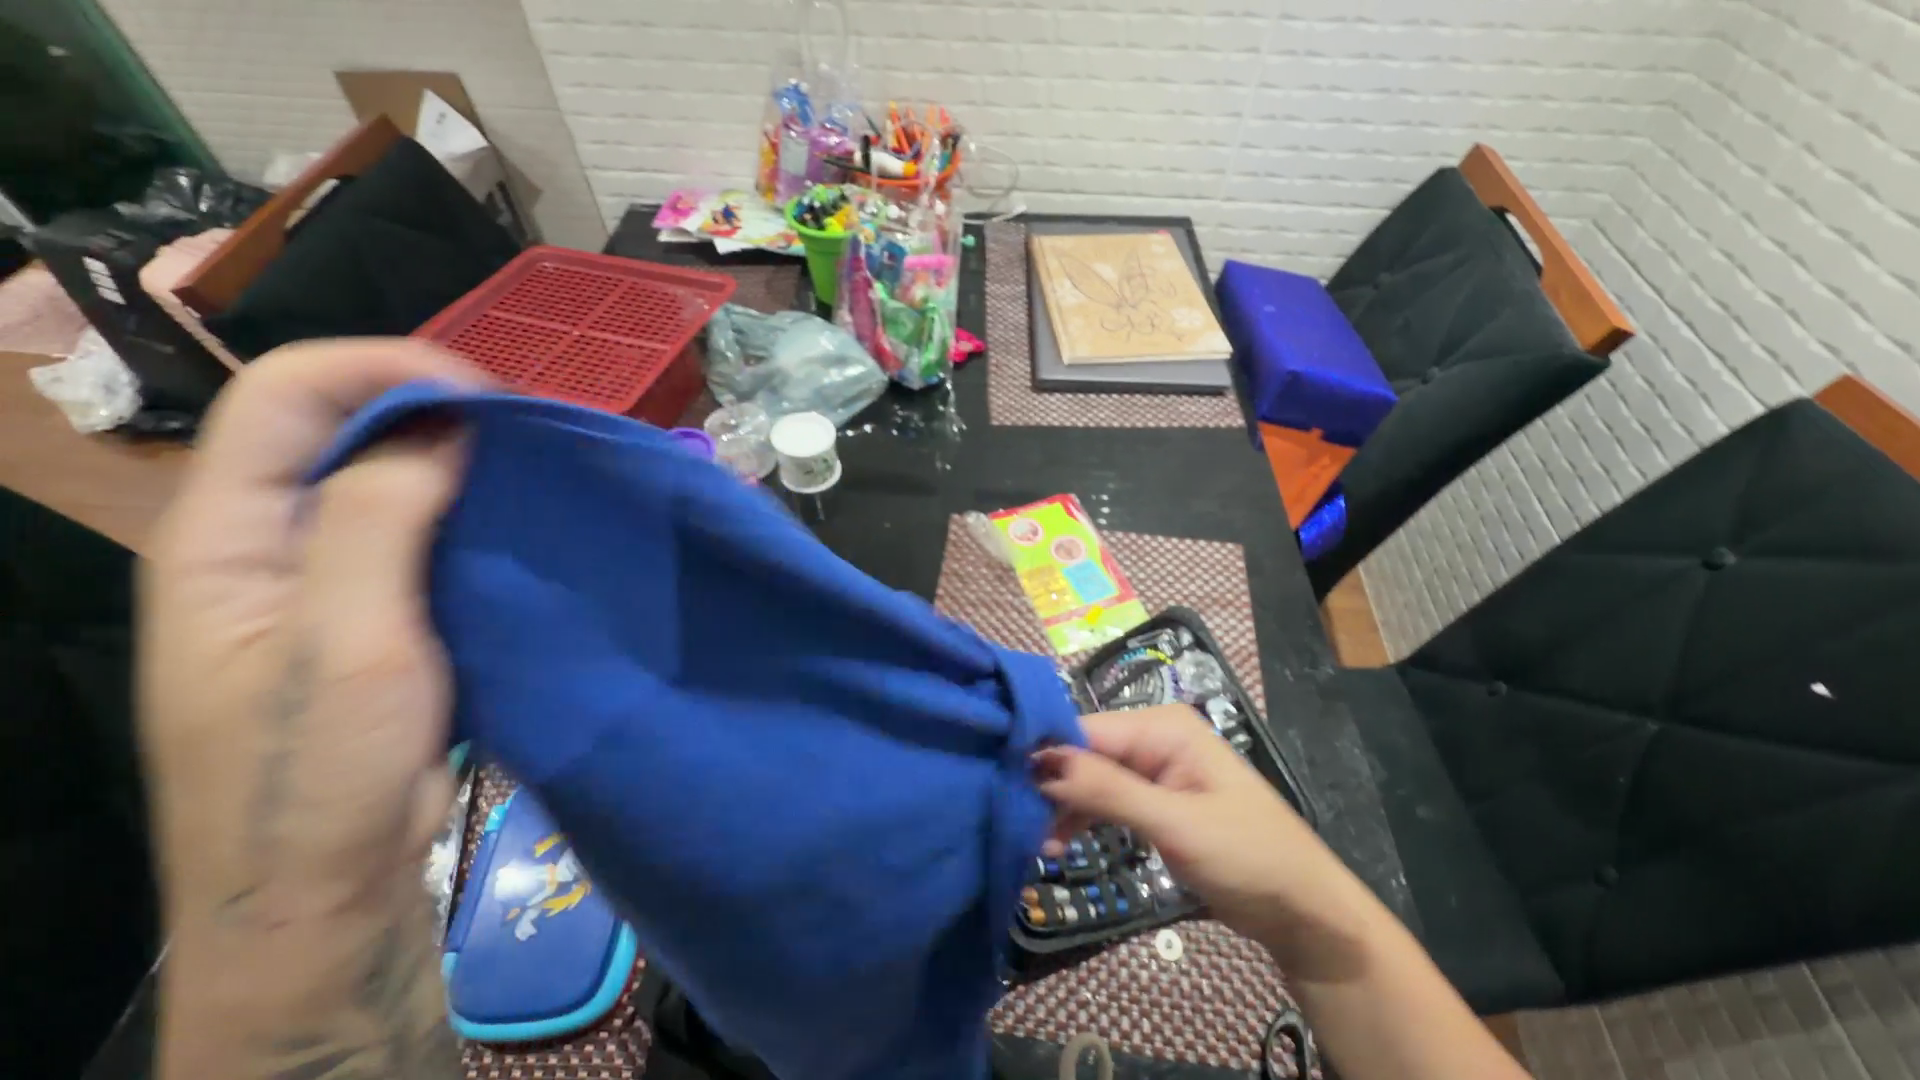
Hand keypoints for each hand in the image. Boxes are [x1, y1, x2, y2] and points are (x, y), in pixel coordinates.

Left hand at [141, 340, 489, 1079]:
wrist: (325, 897)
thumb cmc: (316, 777)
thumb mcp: (345, 644)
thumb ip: (375, 520)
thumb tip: (442, 425)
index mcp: (221, 534)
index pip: (285, 395)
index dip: (384, 370)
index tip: (487, 397)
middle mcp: (260, 542)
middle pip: (333, 427)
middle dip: (427, 409)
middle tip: (520, 435)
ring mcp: (315, 581)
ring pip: (380, 480)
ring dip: (452, 462)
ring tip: (527, 472)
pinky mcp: (368, 617)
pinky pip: (413, 536)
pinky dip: (465, 515)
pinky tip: (514, 526)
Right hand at [1034, 706, 1374, 974]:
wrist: (1302, 911)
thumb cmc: (1248, 856)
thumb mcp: (1175, 823)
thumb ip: (1109, 790)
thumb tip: (1040, 761)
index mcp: (1163, 727)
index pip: (1086, 729)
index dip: (1045, 755)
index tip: (1004, 786)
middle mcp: (1154, 738)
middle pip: (1083, 752)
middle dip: (1052, 786)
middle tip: (1021, 827)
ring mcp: (1154, 770)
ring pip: (1089, 778)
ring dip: (1064, 808)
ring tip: (1041, 846)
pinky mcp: (1154, 801)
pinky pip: (1106, 799)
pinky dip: (1083, 819)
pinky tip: (1060, 844)